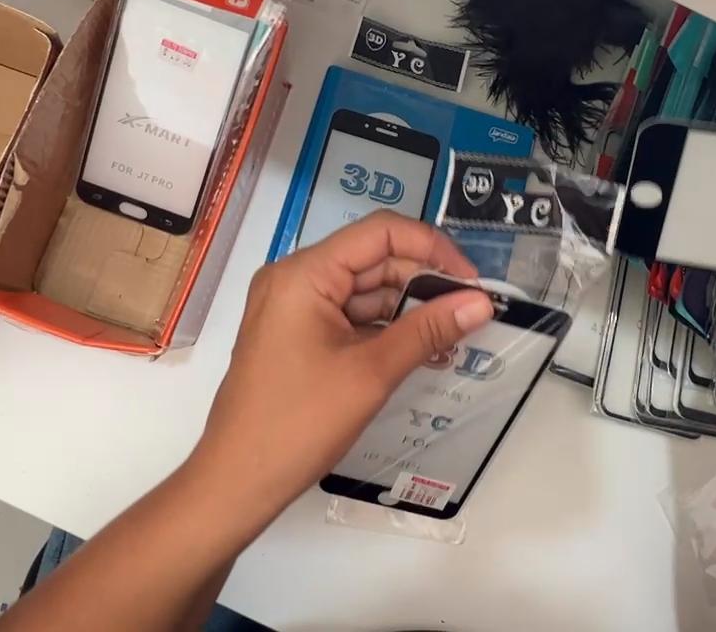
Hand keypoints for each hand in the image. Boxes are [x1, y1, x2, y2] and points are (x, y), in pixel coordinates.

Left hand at [186, 211, 493, 522]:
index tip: (470, 279)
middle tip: (471, 309)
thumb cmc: (298, 424)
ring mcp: (293, 305)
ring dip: (408, 306)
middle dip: (423, 280)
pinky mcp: (296, 331)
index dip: (431, 247)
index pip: (379, 233)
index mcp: (305, 273)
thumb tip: (480, 303)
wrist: (235, 483)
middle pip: (373, 259)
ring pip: (364, 289)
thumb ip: (428, 331)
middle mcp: (296, 277)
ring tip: (454, 330)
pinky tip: (421, 344)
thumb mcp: (371, 373)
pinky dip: (384, 326)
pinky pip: (349, 314)